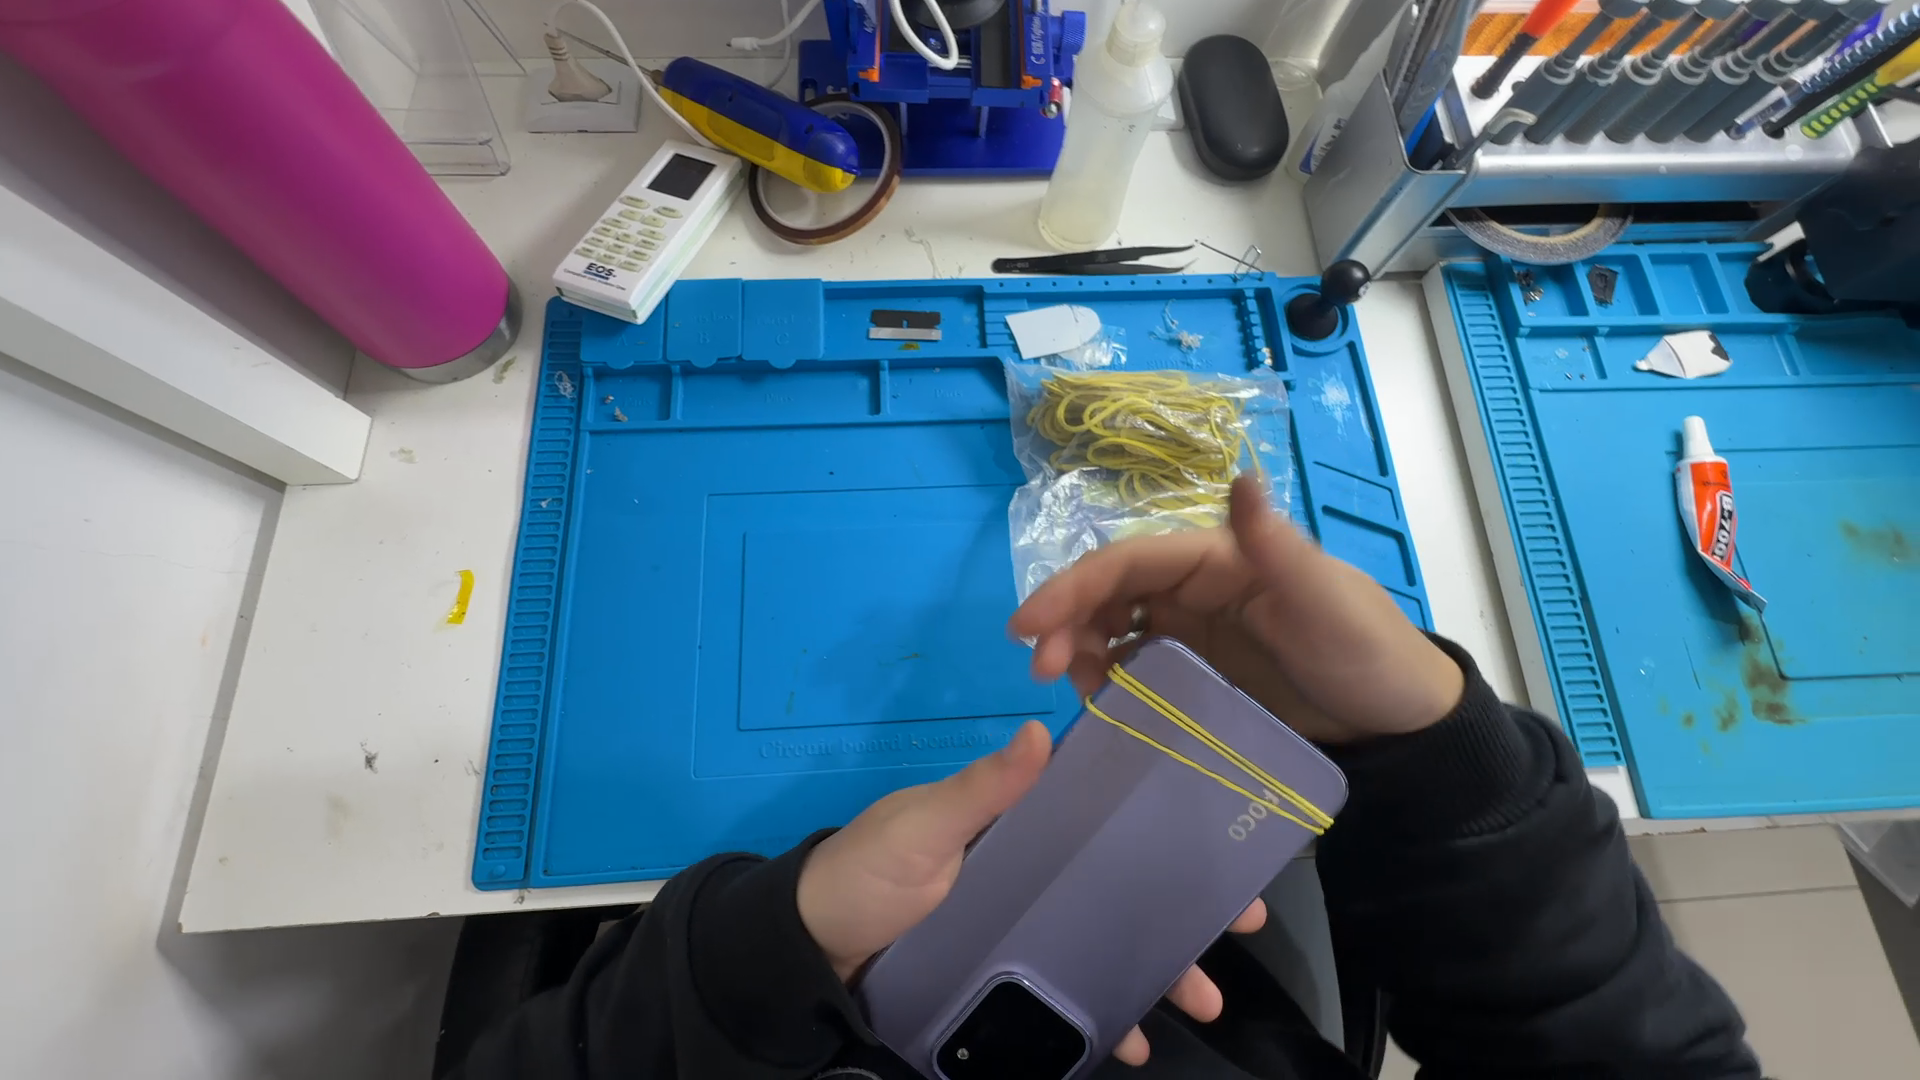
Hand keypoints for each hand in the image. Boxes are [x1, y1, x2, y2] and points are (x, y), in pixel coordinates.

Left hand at [796, 720, 1267, 1065]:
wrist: (814, 953)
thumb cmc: (868, 871)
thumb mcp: (922, 825)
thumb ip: (980, 789)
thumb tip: (1042, 729)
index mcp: (1016, 818)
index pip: (1099, 812)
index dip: (1156, 823)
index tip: (1214, 839)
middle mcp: (1031, 866)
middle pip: (1117, 880)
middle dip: (1177, 902)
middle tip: (1234, 926)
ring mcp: (1022, 922)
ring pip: (1104, 937)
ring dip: (1155, 964)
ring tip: (1199, 997)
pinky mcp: (1009, 971)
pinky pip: (1068, 989)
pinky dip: (1103, 1010)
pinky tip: (1130, 1036)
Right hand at [1008, 475, 1463, 744]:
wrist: (1394, 726)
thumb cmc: (1366, 655)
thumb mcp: (1326, 602)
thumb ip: (1277, 547)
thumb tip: (1241, 476)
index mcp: (1216, 560)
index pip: (1129, 563)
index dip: (1072, 586)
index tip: (1028, 626)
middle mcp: (1192, 589)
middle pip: (1108, 594)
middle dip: (1065, 622)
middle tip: (1042, 669)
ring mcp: (1189, 631)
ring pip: (1111, 628)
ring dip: (1079, 650)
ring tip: (1073, 689)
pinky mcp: (1191, 670)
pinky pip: (1131, 665)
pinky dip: (1104, 677)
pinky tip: (1099, 701)